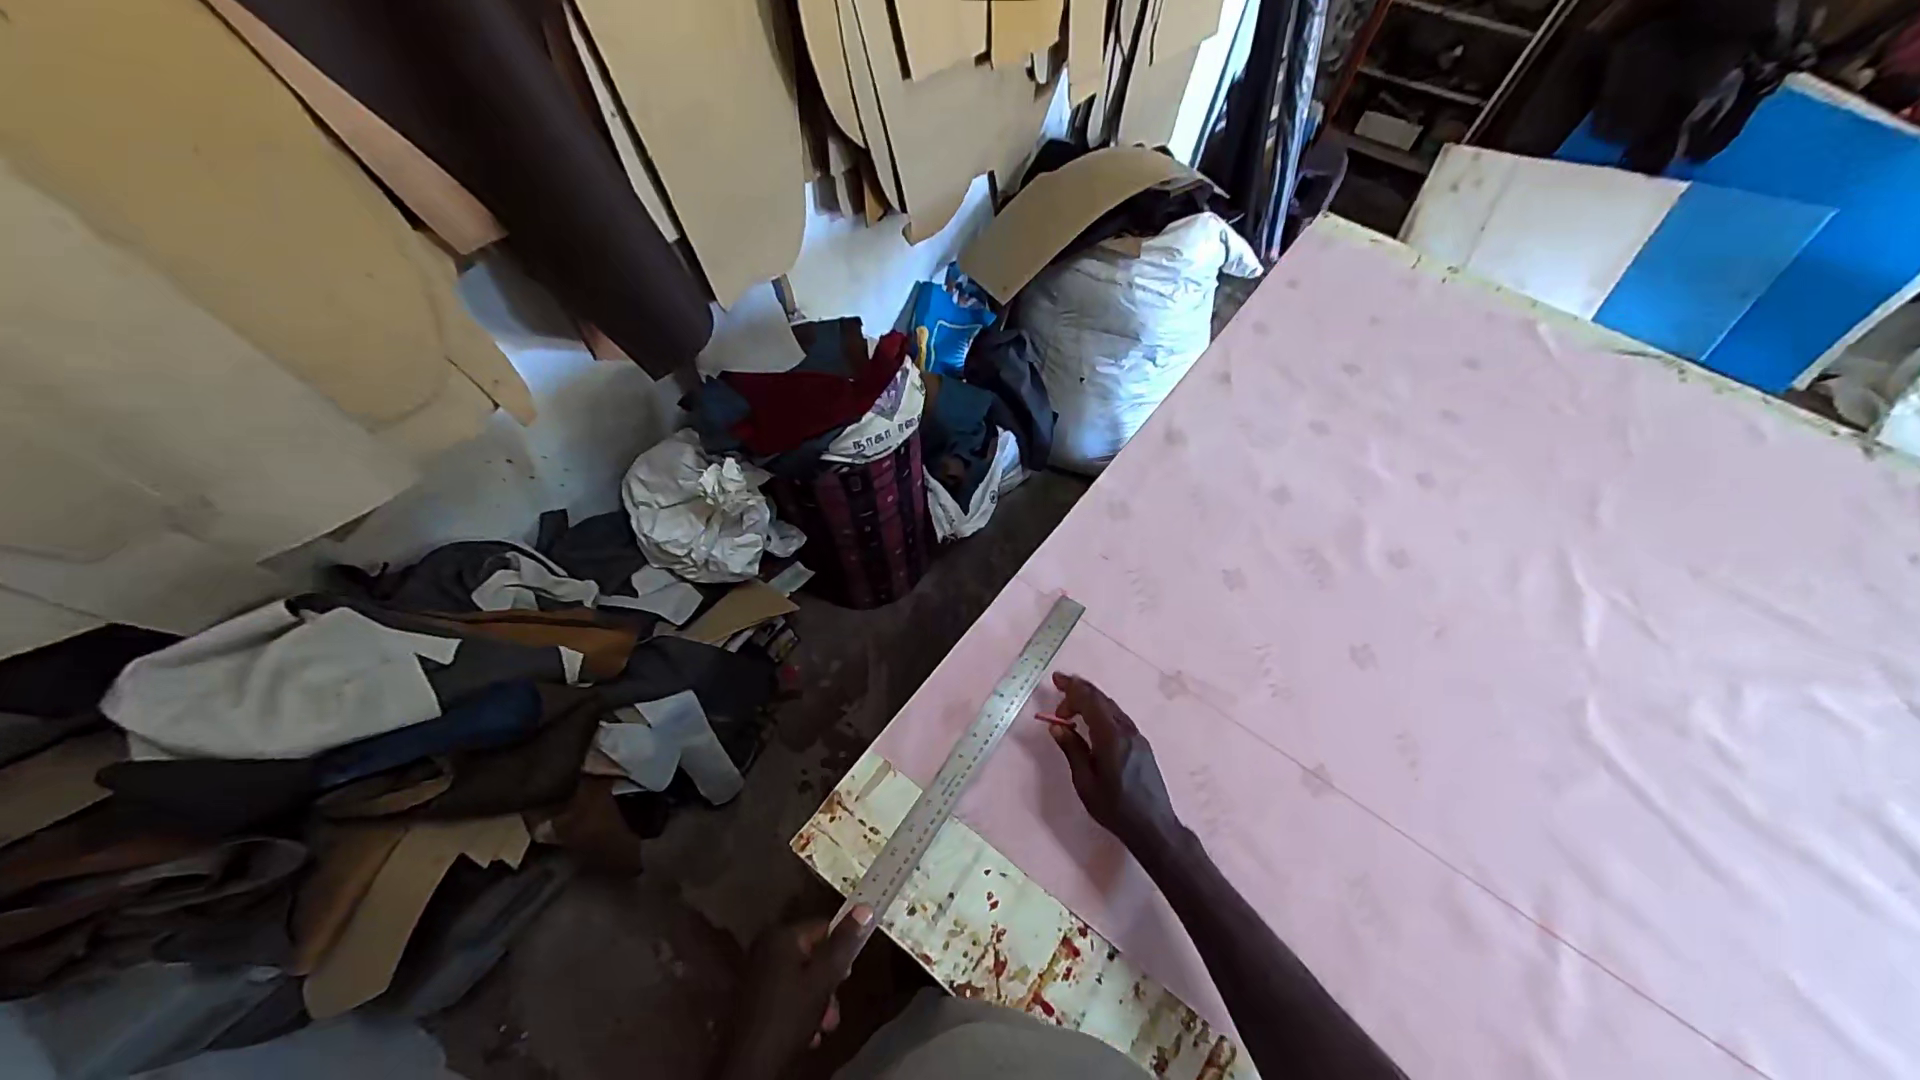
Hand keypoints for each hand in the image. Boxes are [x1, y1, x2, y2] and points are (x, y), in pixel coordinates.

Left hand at [713, 907, 873, 1079]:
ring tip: (822, 1026)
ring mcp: (757, 973)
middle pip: (813, 955)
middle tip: (833, 1010)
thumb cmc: (789, 1016)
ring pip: (801, 978)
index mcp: (782, 936)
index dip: (841, 949)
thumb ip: (844, 944)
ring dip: (817, 1002)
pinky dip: (799, 1009)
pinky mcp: (753, 997)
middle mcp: (766, 947)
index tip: (847, 976)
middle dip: (828, 984)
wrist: (750, 1067)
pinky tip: (806, 1033)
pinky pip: (786, 993)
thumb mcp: (823, 979)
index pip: (823, 927)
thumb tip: (865, 907)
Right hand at [1046, 673, 1183, 855]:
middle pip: (1101, 698)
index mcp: (1111, 736)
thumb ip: (1072, 750)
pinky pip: (1117, 717)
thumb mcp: (1085, 782)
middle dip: (1079, 689)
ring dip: (1089, 701)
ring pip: (1110, 707)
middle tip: (1058, 686)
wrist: (1153, 826)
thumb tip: (1057, 727)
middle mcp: (1126, 729)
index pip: (1090, 700)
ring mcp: (1136, 736)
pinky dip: (1100, 711)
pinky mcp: (1141, 744)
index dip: (1071, 688)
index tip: (1055, 681)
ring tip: (1069, 708)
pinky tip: (1090, 723)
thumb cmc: (1115, 807)